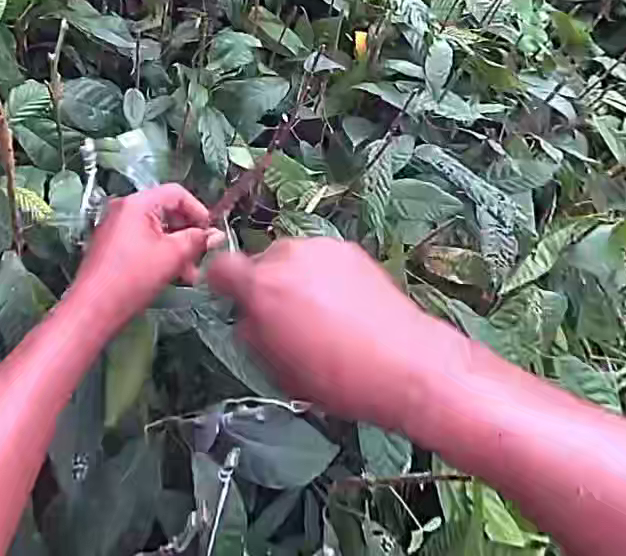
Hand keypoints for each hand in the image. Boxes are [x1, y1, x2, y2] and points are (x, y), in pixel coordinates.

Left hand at [71, 184, 222, 329]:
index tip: (210, 232)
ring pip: (157, 228)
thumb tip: (216, 235)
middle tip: (202, 255)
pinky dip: (161, 252)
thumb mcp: (172, 256)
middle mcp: (124, 209)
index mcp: (137, 203)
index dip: (198, 210)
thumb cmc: (130, 278)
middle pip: (167, 210)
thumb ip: (197, 240)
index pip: (177, 193)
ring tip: (189, 273)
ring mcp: (116, 227)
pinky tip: (172, 274)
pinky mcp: (112, 245)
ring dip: (177, 247)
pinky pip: (144, 240)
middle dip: (188, 233)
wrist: (92, 311)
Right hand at [206, 238, 464, 430]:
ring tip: (321, 313)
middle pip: (261, 263)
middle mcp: (288, 255)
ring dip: (296, 278)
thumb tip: (248, 320)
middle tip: (286, 319)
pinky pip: (321, 258)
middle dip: (266, 286)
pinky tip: (344, 304)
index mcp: (262, 286)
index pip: (221, 268)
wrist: (404, 362)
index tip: (231, 299)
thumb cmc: (337, 378)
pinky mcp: (349, 247)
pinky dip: (323, 274)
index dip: (221, 284)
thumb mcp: (280, 370)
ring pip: (293, 258)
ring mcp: (321, 247)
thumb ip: (253, 336)